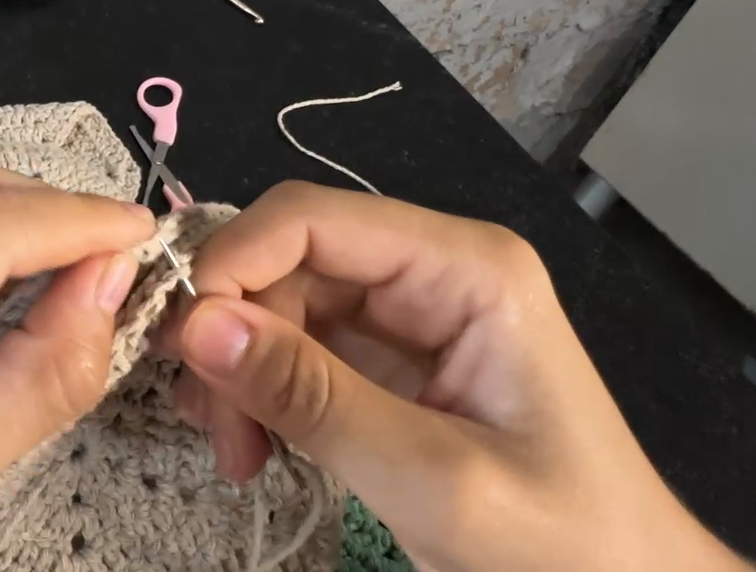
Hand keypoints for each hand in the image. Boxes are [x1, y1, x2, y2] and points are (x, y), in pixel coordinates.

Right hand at [160, 181, 748, 571]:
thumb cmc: (568, 553)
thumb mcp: (436, 483)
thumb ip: (312, 398)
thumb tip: (195, 326)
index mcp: (461, 265)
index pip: (312, 217)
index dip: (235, 258)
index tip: (187, 340)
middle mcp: (423, 267)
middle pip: (285, 259)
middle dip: (235, 332)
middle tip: (211, 421)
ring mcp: (397, 310)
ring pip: (274, 301)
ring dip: (237, 369)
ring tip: (234, 450)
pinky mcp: (376, 354)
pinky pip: (288, 344)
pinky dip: (255, 389)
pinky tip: (250, 443)